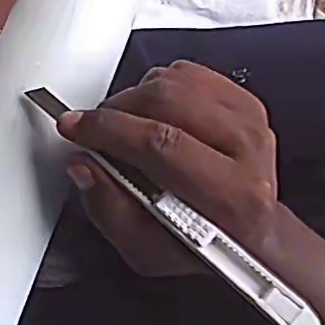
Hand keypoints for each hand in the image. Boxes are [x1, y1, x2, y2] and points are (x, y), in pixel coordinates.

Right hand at [56, 61, 278, 276]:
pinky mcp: (243, 101)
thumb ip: (108, 209)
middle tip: (94, 130)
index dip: (108, 130)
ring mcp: (249, 121)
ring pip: (174, 82)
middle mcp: (247, 151)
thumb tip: (84, 167)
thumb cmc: (199, 246)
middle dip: (115, 110)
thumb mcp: (145, 250)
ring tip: (123, 126)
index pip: (161, 144)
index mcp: (230, 196)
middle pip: (166, 102)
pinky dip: (157, 85)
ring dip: (134, 97)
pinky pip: (187, 73)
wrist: (247, 238)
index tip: (75, 128)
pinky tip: (150, 112)